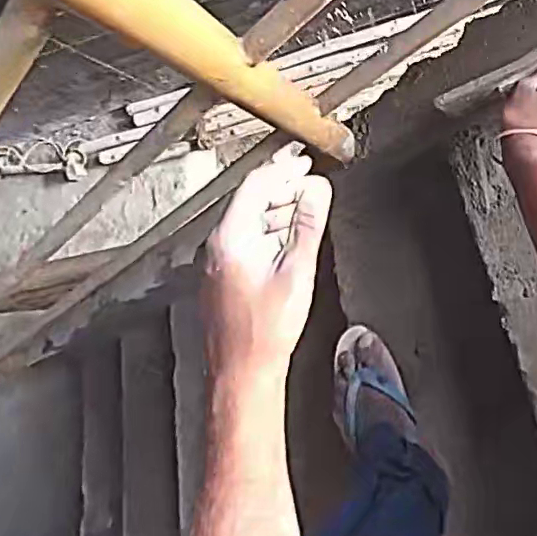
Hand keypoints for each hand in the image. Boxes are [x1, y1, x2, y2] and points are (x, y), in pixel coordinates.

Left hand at [202, 149, 332, 382]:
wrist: (242, 373)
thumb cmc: (266, 330)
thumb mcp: (297, 270)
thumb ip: (308, 224)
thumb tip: (318, 188)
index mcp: (230, 238)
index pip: (254, 185)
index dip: (282, 169)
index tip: (303, 162)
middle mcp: (218, 244)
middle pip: (250, 199)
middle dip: (282, 186)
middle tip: (309, 180)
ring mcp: (218, 260)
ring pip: (250, 219)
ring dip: (278, 208)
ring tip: (306, 207)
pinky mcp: (224, 274)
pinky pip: (247, 237)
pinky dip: (269, 229)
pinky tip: (290, 236)